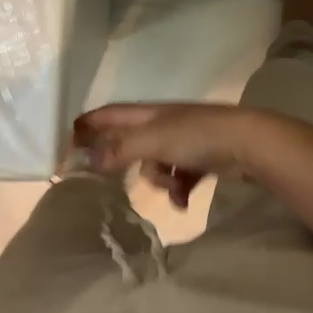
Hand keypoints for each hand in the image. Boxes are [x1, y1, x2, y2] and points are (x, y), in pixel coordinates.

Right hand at [74, 103, 273, 208]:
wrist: (246, 143)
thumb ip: (120, 149)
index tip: (66, 149)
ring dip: (158, 180)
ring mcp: (179, 141)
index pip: (106, 115)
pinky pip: (175, 178)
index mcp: (146, 113)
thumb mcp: (154, 140)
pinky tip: (184, 199)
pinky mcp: (197, 160)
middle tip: (109, 182)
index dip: (86, 127)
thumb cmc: (197, 135)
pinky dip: (177, 189)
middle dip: (123, 163)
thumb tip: (87, 159)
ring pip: (153, 165)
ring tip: (172, 187)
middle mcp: (160, 124)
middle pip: (128, 143)